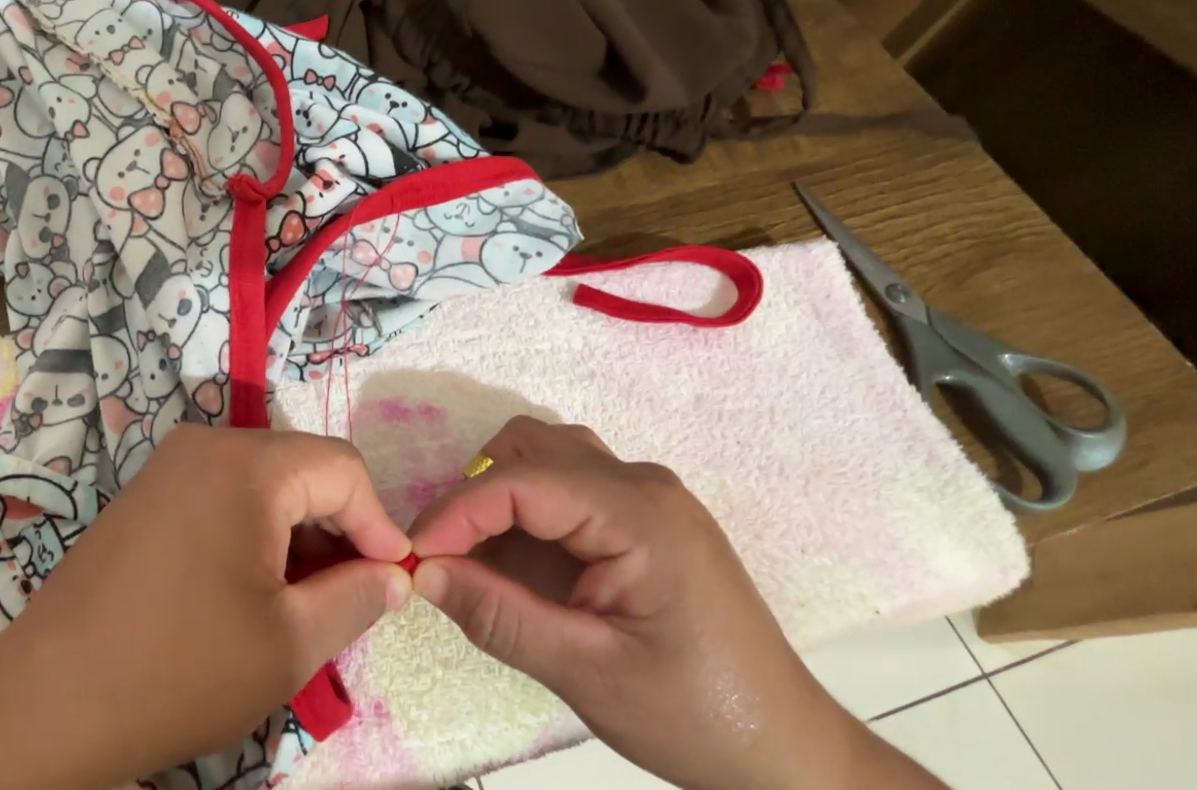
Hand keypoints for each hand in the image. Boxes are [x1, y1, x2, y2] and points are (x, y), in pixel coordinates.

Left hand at [0, 423, 413, 785]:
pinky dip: (254, 533)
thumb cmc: (179, 670)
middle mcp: (205, 446)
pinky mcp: (146, 495)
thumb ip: (357, 597)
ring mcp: (168, 468)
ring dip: (296, 535)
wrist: (49, 700)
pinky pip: (223, 496)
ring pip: (264, 484)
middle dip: (337, 530)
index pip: (343, 468)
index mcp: (245, 465)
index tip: (392, 582)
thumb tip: (393, 574)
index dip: (378, 523)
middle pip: (302, 470)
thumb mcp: (289, 643)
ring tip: (302, 604)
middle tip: (350, 599)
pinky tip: (252, 590)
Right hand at [407, 416, 935, 789]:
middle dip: (472, 494)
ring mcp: (646, 495)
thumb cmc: (694, 716)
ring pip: (544, 456)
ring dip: (496, 494)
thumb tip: (422, 572)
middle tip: (441, 556)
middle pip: (529, 447)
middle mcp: (641, 483)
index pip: (521, 481)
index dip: (455, 512)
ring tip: (470, 555)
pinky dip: (523, 511)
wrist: (786, 748)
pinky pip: (565, 486)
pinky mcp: (642, 516)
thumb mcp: (587, 673)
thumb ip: (498, 616)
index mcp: (638, 514)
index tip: (411, 556)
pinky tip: (512, 561)